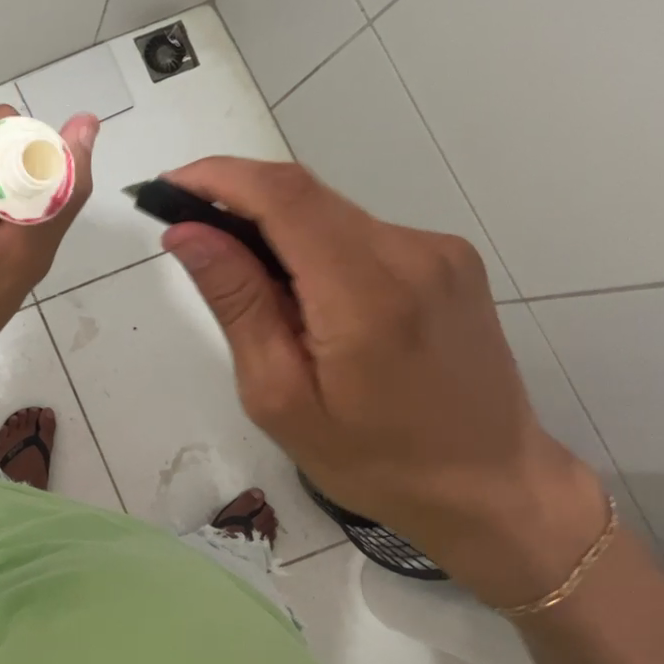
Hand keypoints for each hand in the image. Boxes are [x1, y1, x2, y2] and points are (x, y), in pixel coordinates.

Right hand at [160, 157, 606, 607]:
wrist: (495, 486)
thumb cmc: (374, 460)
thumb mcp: (279, 395)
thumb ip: (237, 303)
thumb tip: (186, 232)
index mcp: (366, 294)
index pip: (283, 196)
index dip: (218, 177)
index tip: (168, 187)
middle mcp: (410, 253)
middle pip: (302, 193)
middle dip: (235, 199)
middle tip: (190, 235)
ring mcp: (438, 250)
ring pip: (328, 210)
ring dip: (275, 229)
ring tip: (253, 288)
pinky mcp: (448, 257)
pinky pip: (358, 229)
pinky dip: (314, 245)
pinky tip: (308, 296)